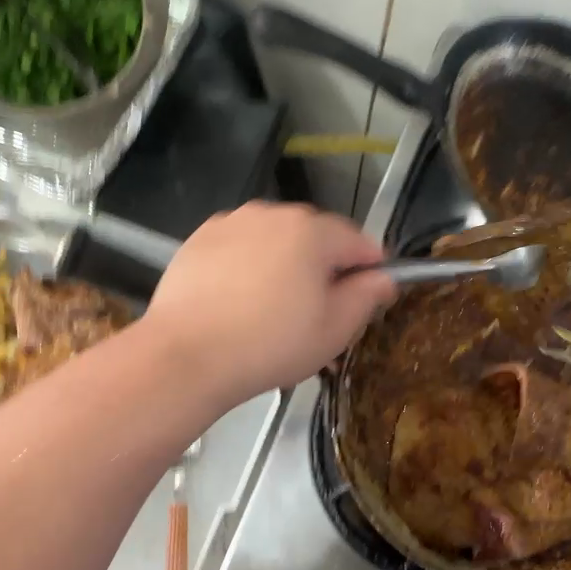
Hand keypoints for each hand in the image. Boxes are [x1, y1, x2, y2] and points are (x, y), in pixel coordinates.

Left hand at [138, 202, 394, 406]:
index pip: (360, 242)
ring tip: (278, 312)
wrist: (187, 355)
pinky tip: (244, 305)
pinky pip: (242, 249)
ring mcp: (232, 223)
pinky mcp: (199, 240)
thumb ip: (367, 296)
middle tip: (322, 314)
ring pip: (277, 242)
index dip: (372, 270)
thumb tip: (383, 278)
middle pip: (317, 237)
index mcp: (313, 232)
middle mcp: (273, 214)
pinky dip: (251, 268)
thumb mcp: (335, 329)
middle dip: (326, 268)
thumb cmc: (272, 344)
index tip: (370, 298)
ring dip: (287, 267)